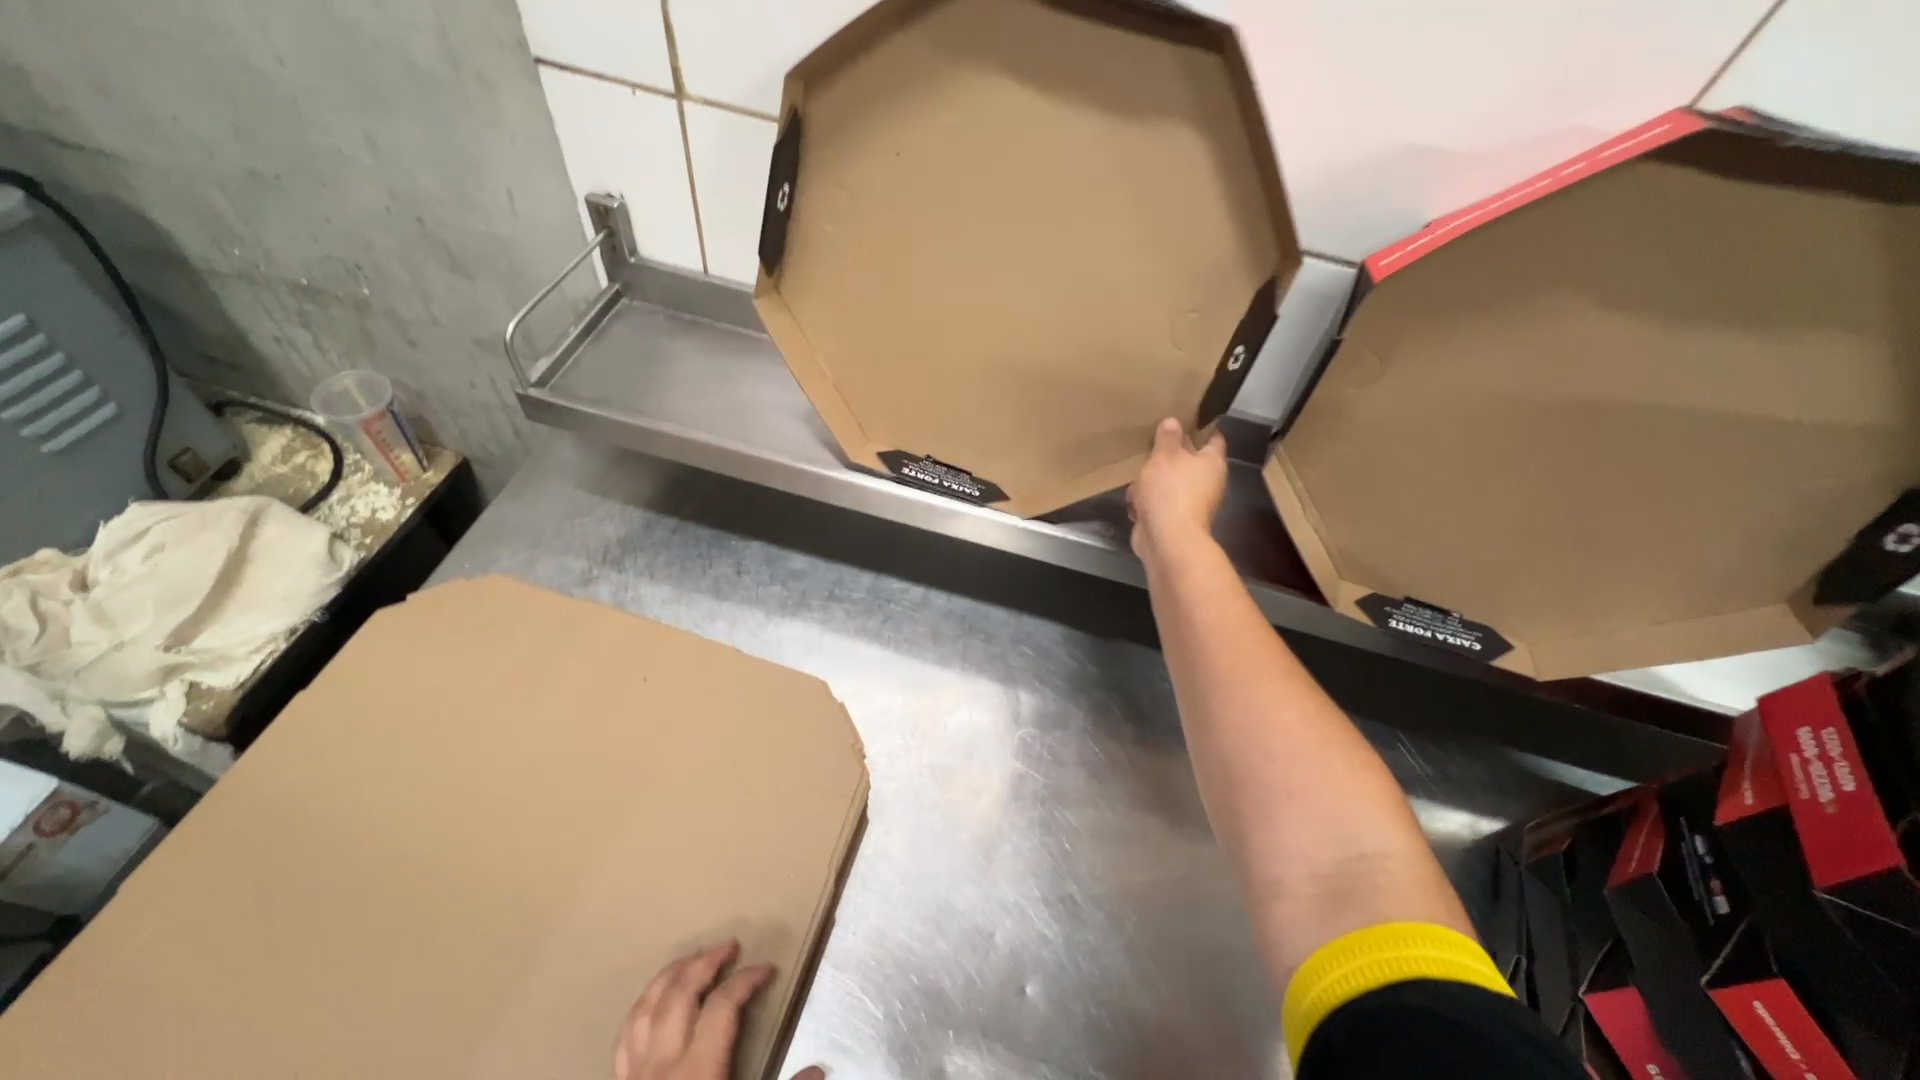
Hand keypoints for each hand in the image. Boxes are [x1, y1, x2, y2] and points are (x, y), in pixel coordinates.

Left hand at [613, 940, 824, 1079]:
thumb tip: (819, 1071)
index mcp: (698, 1073)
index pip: (722, 1006)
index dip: (746, 980)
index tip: (767, 968)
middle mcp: (661, 1068)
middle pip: (679, 995)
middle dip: (704, 963)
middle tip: (729, 946)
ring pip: (645, 1010)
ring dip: (669, 977)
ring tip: (690, 960)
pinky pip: (625, 1038)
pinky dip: (641, 1010)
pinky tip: (651, 1007)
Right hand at [1128, 417, 1227, 566]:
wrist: (1167, 539)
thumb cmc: (1170, 490)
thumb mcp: (1165, 456)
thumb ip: (1168, 437)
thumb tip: (1174, 422)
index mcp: (1212, 462)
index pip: (1213, 438)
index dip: (1200, 427)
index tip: (1182, 418)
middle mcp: (1207, 482)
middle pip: (1188, 462)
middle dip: (1167, 457)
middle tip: (1150, 445)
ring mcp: (1191, 504)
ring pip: (1170, 484)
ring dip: (1151, 482)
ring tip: (1135, 478)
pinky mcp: (1174, 520)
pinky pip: (1159, 504)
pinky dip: (1146, 503)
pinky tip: (1133, 502)